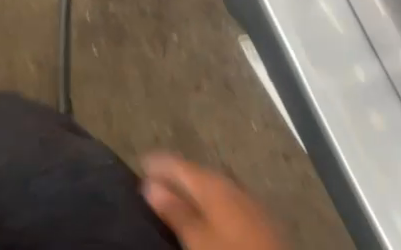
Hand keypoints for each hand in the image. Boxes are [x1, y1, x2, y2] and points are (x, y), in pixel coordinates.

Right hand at [141, 154, 282, 249]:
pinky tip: (207, 216)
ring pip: (212, 187)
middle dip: (175, 177)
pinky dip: (211, 203)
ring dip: (194, 191)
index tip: (140, 166)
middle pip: (195, 173)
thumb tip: (150, 184)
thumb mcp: (197, 238)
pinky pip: (227, 201)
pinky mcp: (260, 217)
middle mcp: (229, 182)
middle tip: (155, 185)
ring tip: (177, 201)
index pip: (176, 162)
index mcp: (211, 182)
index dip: (156, 163)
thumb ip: (174, 210)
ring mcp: (248, 198)